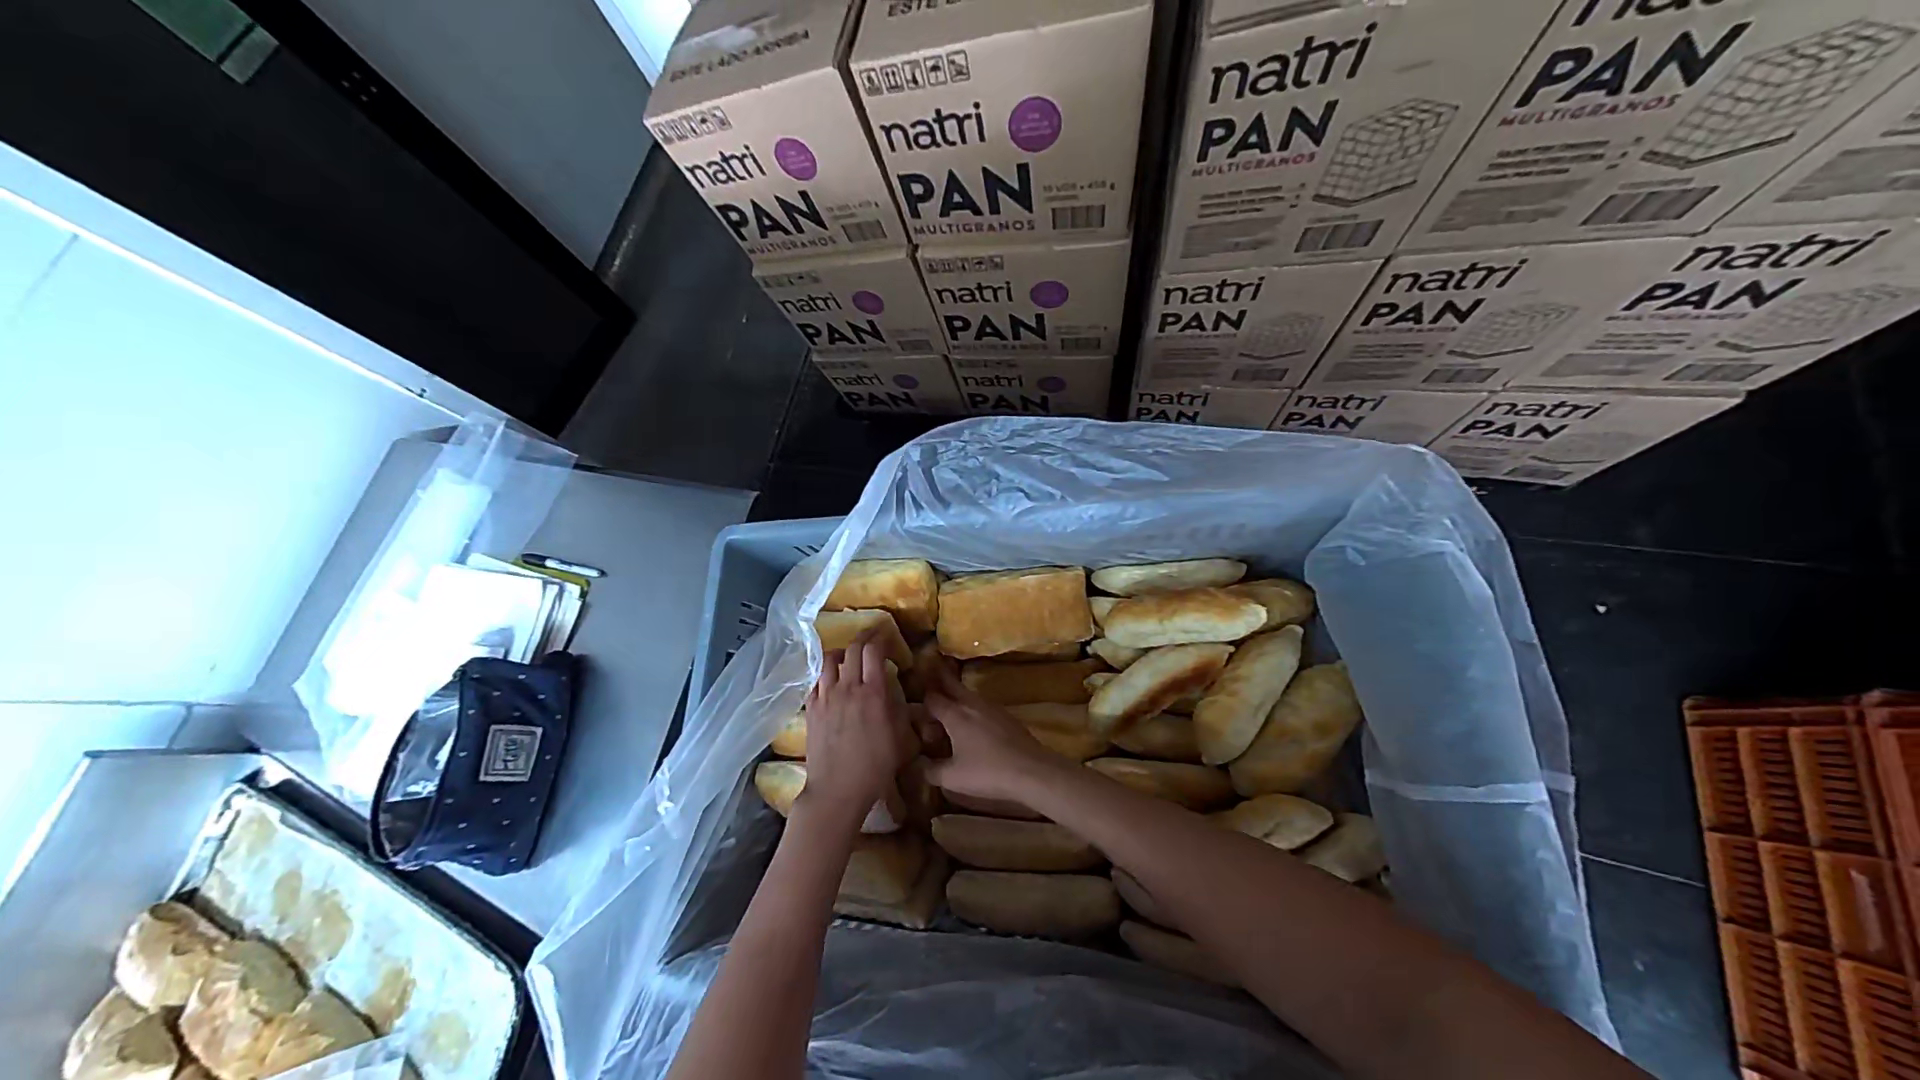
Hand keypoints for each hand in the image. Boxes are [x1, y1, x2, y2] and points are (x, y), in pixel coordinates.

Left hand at [802, 629, 913, 822]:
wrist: (837, 790)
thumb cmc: (875, 769)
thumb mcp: (901, 740)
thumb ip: (901, 713)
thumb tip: (902, 697)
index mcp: (874, 693)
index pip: (874, 651)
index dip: (881, 638)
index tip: (888, 636)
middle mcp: (848, 688)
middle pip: (853, 649)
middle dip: (864, 638)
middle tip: (872, 638)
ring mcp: (826, 697)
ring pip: (830, 660)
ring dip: (842, 653)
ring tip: (848, 657)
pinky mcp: (811, 708)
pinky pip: (816, 679)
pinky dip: (825, 672)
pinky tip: (831, 679)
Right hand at [921, 662, 1063, 801]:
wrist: (1032, 771)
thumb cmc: (987, 772)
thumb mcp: (952, 777)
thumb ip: (930, 770)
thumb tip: (918, 764)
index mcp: (955, 714)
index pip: (932, 698)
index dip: (920, 700)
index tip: (911, 702)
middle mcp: (972, 704)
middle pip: (952, 685)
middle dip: (939, 680)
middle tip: (928, 674)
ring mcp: (992, 708)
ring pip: (968, 695)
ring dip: (956, 697)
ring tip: (947, 707)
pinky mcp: (1006, 717)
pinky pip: (981, 706)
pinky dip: (970, 708)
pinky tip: (971, 724)